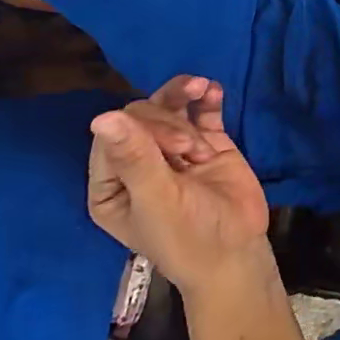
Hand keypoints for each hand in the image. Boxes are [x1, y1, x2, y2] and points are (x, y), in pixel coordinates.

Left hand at [88, 75, 273, 298]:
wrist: (238, 251)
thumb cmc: (188, 235)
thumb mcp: (157, 199)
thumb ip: (134, 158)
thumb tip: (100, 116)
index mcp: (112, 182)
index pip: (114, 136)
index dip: (141, 129)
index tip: (178, 145)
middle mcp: (137, 162)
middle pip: (141, 117)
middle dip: (169, 124)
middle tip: (193, 150)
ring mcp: (173, 151)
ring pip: (167, 107)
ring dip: (182, 98)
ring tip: (201, 88)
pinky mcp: (205, 143)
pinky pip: (199, 112)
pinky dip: (205, 98)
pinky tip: (212, 90)